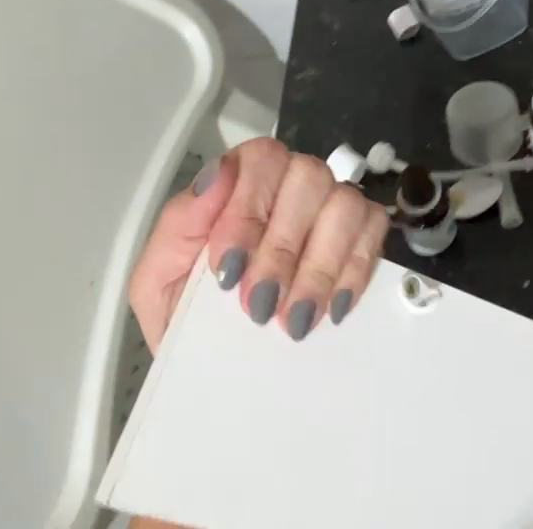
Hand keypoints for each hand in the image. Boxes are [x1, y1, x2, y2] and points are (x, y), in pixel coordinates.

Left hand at [127, 137, 389, 348]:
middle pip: (308, 178)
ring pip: (345, 205)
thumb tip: (215, 176)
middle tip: (259, 307)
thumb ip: (179, 224)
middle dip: (282, 248)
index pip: (258, 162)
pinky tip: (331, 309)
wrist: (215, 370)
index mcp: (239, 180)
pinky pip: (373, 231)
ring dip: (319, 266)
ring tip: (295, 320)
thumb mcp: (159, 278)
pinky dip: (354, 272)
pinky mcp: (362, 233)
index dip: (247, 211)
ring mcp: (330, 204)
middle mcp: (290, 180)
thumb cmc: (185, 315)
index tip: (228, 272)